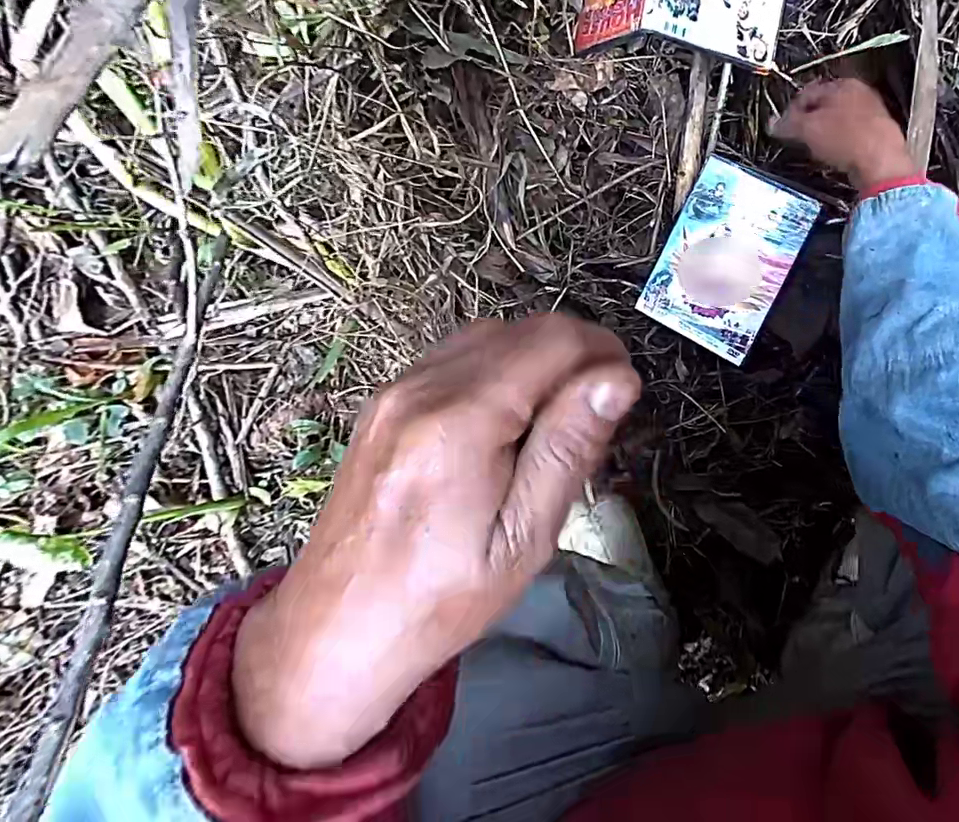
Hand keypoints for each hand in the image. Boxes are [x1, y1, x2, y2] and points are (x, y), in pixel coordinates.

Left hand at [231, 314, 641, 768]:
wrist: (334, 631)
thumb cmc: (442, 598)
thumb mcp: (524, 535)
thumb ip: (570, 445)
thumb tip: (618, 378)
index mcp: (461, 420)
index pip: (555, 341)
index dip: (603, 353)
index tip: (624, 394)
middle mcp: (425, 385)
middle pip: (527, 328)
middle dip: (578, 352)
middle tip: (598, 410)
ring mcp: (399, 386)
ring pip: (496, 333)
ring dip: (542, 356)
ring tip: (559, 414)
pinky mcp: (389, 397)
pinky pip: (463, 352)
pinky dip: (504, 364)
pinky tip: (511, 413)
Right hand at [769, 78, 916, 189]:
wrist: (881, 163)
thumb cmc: (844, 138)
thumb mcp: (807, 130)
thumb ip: (787, 124)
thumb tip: (773, 123)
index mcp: (843, 84)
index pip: (808, 92)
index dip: (792, 109)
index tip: (784, 127)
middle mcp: (861, 93)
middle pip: (825, 105)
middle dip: (810, 121)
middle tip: (799, 138)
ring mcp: (874, 113)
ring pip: (840, 121)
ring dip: (826, 134)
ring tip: (818, 149)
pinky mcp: (880, 134)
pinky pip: (853, 135)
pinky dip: (842, 143)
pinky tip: (838, 156)